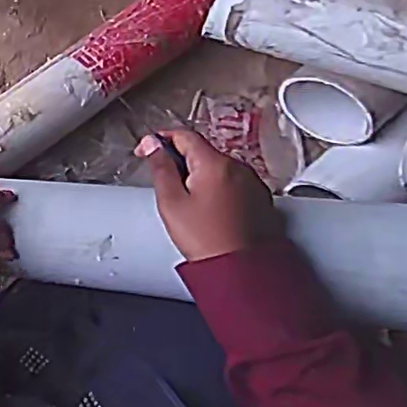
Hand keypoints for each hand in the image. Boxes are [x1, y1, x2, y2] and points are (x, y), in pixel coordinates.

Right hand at [137, 128, 281, 261]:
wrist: (242, 270)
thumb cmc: (206, 239)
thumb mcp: (171, 201)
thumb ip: (161, 167)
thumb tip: (153, 145)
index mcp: (214, 164)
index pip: (184, 135)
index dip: (160, 138)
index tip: (147, 149)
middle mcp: (238, 168)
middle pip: (202, 151)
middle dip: (180, 160)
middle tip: (164, 181)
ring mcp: (252, 183)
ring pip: (217, 167)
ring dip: (198, 175)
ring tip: (186, 201)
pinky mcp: (259, 199)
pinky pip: (232, 182)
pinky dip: (216, 188)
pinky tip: (207, 209)